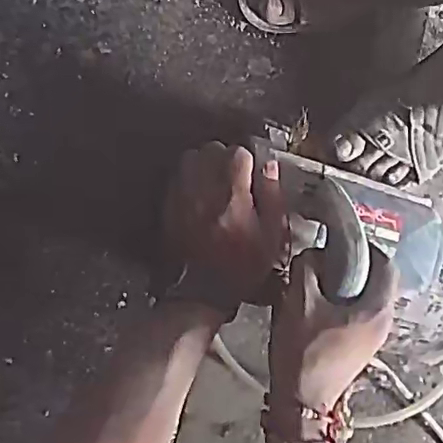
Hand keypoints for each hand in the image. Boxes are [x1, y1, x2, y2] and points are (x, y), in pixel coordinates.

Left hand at [163, 142, 287, 306]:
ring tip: (216, 181)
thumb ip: (273, 198)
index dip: (249, 160)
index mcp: (233, 195)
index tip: (253, 172)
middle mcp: (204, 190)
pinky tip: (199, 193)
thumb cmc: (238, 270)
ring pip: (192, 158)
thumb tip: (269, 168)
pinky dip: (189, 177)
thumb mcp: (271, 238)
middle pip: (213, 149)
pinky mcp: (168, 205)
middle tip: (236, 176)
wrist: (198, 294)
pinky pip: (178, 176)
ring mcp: (182, 196)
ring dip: (205, 163)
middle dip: (226, 158)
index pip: (239, 153)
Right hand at [269, 245, 396, 412]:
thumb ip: (306, 267)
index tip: (339, 239)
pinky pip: (357, 313)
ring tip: (315, 280)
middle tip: (322, 258)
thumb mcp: (297, 300)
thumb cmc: (303, 351)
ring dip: (343, 284)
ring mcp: (374, 338)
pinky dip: (341, 302)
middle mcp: (384, 322)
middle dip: (350, 264)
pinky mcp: (361, 347)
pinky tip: (316, 304)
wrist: (302, 402)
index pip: (385, 262)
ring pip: (365, 297)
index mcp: (377, 309)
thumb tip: (313, 255)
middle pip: (375, 279)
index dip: (364, 244)